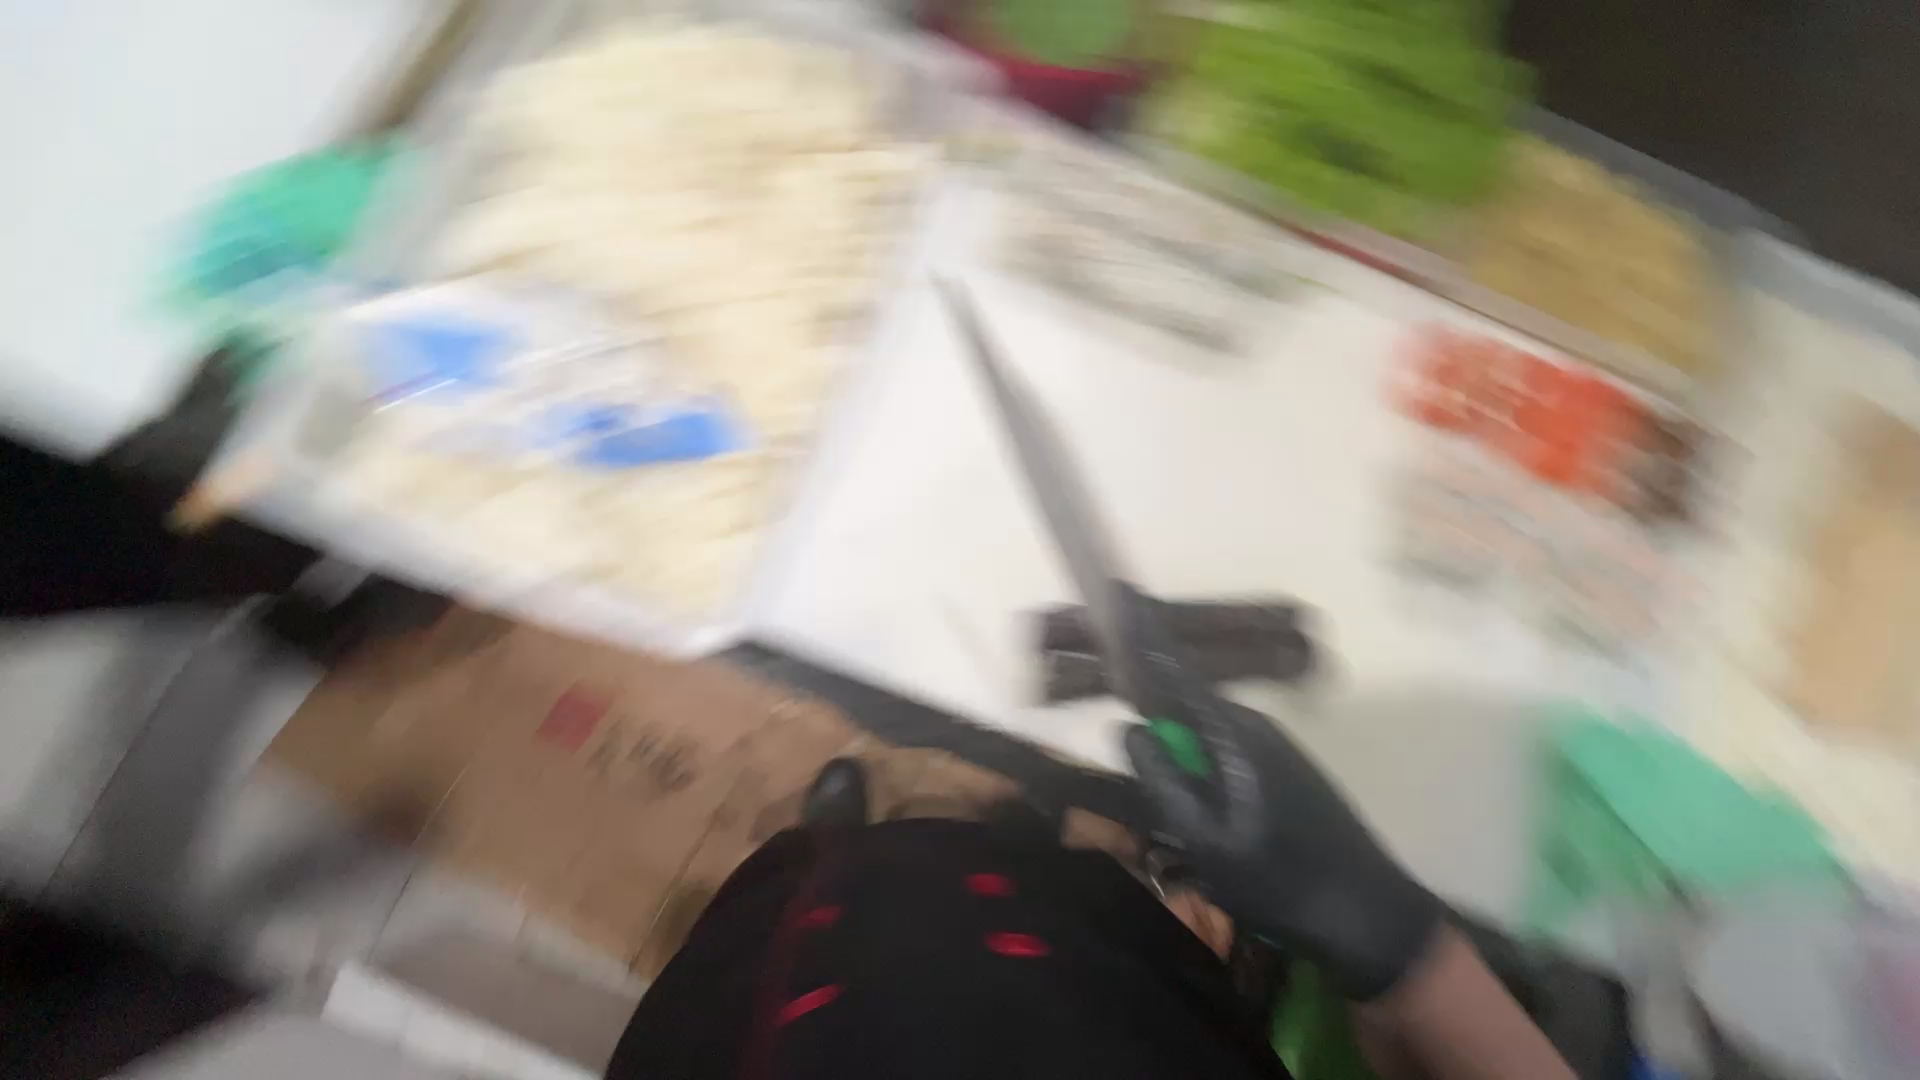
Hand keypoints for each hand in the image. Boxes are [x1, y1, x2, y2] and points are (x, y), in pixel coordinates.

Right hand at [1124, 697, 1441, 999]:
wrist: (1370, 918)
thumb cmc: (1278, 880)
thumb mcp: (1203, 837)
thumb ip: (1162, 778)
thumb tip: (1128, 728)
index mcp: (1235, 731)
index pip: (1174, 677)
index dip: (1138, 674)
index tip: (1113, 680)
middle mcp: (1257, 725)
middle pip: (1189, 705)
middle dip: (1158, 726)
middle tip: (1138, 769)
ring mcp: (1278, 747)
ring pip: (1209, 733)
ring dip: (1184, 756)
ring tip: (1170, 801)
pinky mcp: (1289, 771)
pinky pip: (1230, 753)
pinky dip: (1207, 771)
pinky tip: (1207, 811)